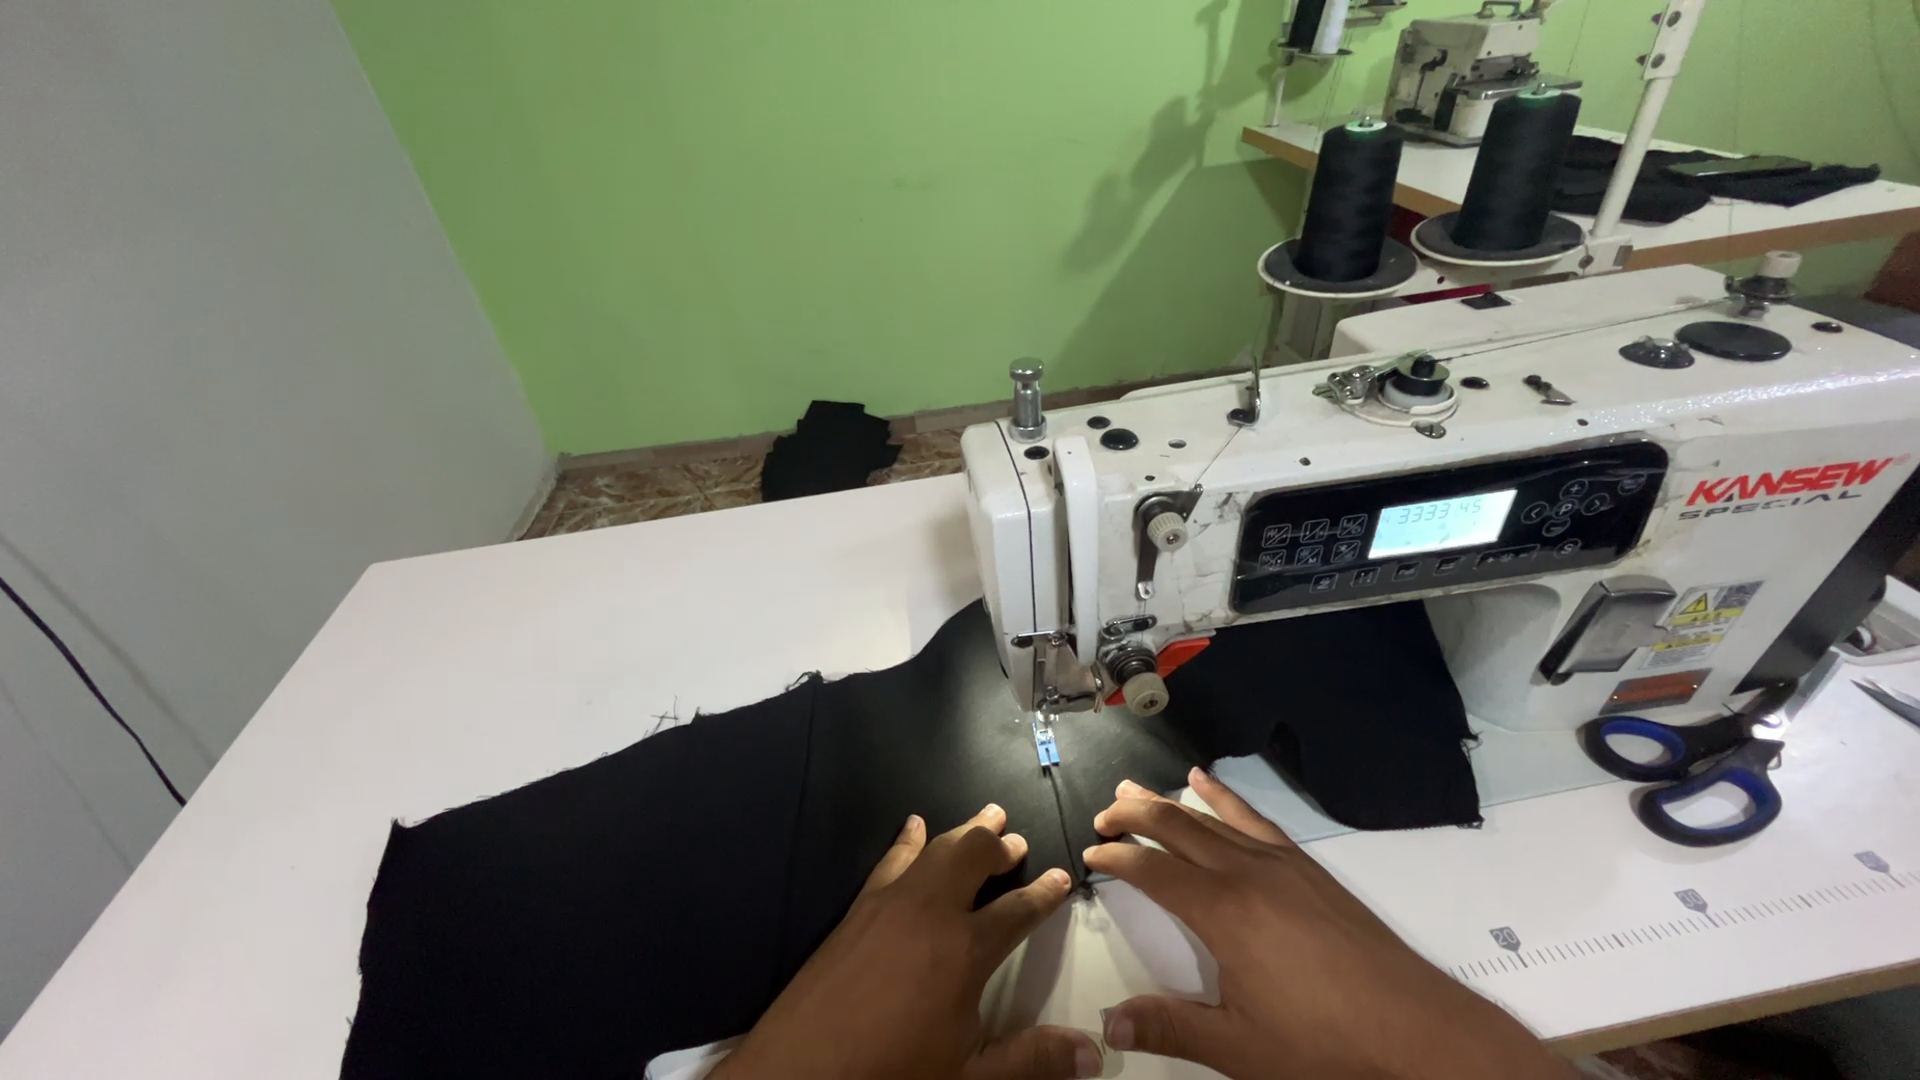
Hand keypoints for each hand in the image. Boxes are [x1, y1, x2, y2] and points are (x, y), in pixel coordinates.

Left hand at [711, 804, 1103, 1079]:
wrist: (801, 1070)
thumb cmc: (892, 1073)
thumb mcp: (968, 1077)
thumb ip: (1030, 1060)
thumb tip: (1093, 1051)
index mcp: (965, 951)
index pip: (1017, 911)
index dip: (1044, 894)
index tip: (1061, 877)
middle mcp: (931, 911)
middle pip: (974, 859)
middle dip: (999, 845)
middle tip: (1017, 839)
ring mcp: (891, 902)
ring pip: (937, 850)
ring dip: (965, 831)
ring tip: (987, 816)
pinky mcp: (860, 906)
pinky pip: (891, 859)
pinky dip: (908, 839)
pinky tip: (914, 825)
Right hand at [1085, 769, 1573, 1079]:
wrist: (1419, 1032)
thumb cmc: (1325, 1044)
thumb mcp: (1240, 1048)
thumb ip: (1171, 1029)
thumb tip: (1108, 1025)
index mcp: (1222, 913)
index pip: (1151, 870)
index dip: (1115, 857)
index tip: (1090, 852)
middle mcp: (1244, 873)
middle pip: (1174, 826)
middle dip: (1132, 816)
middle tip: (1102, 814)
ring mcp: (1277, 862)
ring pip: (1208, 817)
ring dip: (1166, 800)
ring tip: (1133, 789)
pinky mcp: (1304, 865)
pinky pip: (1252, 817)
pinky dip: (1222, 796)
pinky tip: (1205, 781)